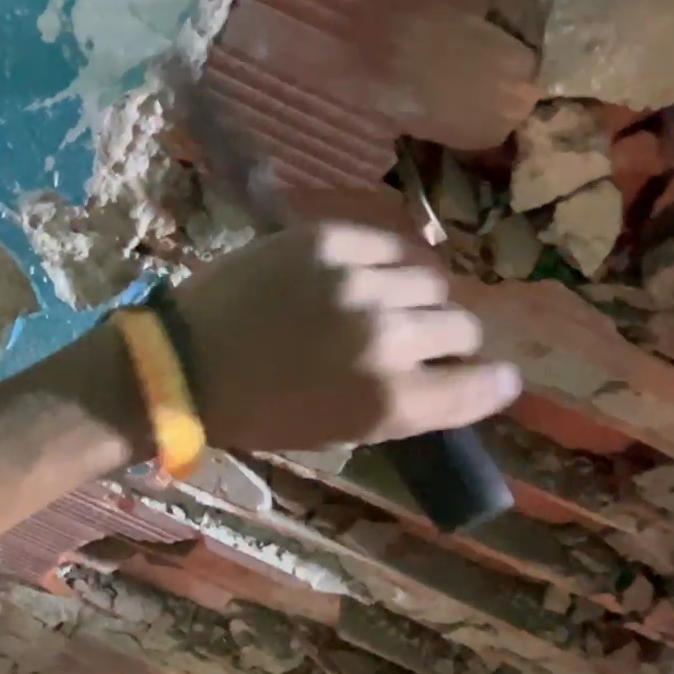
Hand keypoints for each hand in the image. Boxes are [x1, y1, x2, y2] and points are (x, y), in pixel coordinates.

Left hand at [173, 218, 519, 451]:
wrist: (182, 364)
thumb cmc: (254, 412)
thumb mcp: (332, 432)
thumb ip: (398, 406)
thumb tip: (451, 379)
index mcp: (387, 401)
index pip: (482, 386)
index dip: (491, 382)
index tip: (489, 376)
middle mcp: (386, 338)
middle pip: (462, 326)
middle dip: (451, 339)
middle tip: (422, 340)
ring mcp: (357, 282)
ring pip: (431, 280)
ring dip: (417, 298)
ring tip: (386, 305)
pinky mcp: (326, 241)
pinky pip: (387, 245)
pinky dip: (384, 264)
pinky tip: (362, 276)